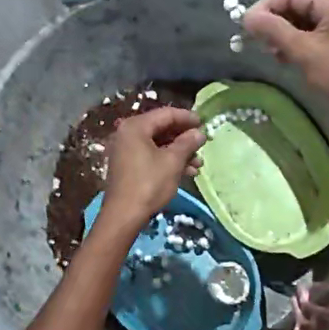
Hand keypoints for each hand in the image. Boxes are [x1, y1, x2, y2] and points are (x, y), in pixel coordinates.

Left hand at [99, 107, 204, 230]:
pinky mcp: (128, 166)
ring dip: (179, 152)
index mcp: (136, 127)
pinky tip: (186, 172)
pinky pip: (151, 156)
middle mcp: (128, 134)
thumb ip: (187, 143)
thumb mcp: (172, 161)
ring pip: (158, 144)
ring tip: (198, 164)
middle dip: (184, 138)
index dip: (187, 118)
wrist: (124, 215)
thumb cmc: (149, 183)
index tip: (204, 123)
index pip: (166, 114)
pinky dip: (168, 161)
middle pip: (162, 129)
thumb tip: (199, 133)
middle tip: (202, 146)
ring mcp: (126, 150)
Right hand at [242, 0, 328, 111]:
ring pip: (306, 18)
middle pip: (298, 3)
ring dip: (285, 33)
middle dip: (275, 21)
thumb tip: (247, 17)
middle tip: (256, 41)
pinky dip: (299, 41)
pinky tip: (287, 57)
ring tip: (272, 52)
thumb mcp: (304, 52)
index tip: (245, 27)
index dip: (265, 7)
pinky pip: (316, 31)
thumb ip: (274, 31)